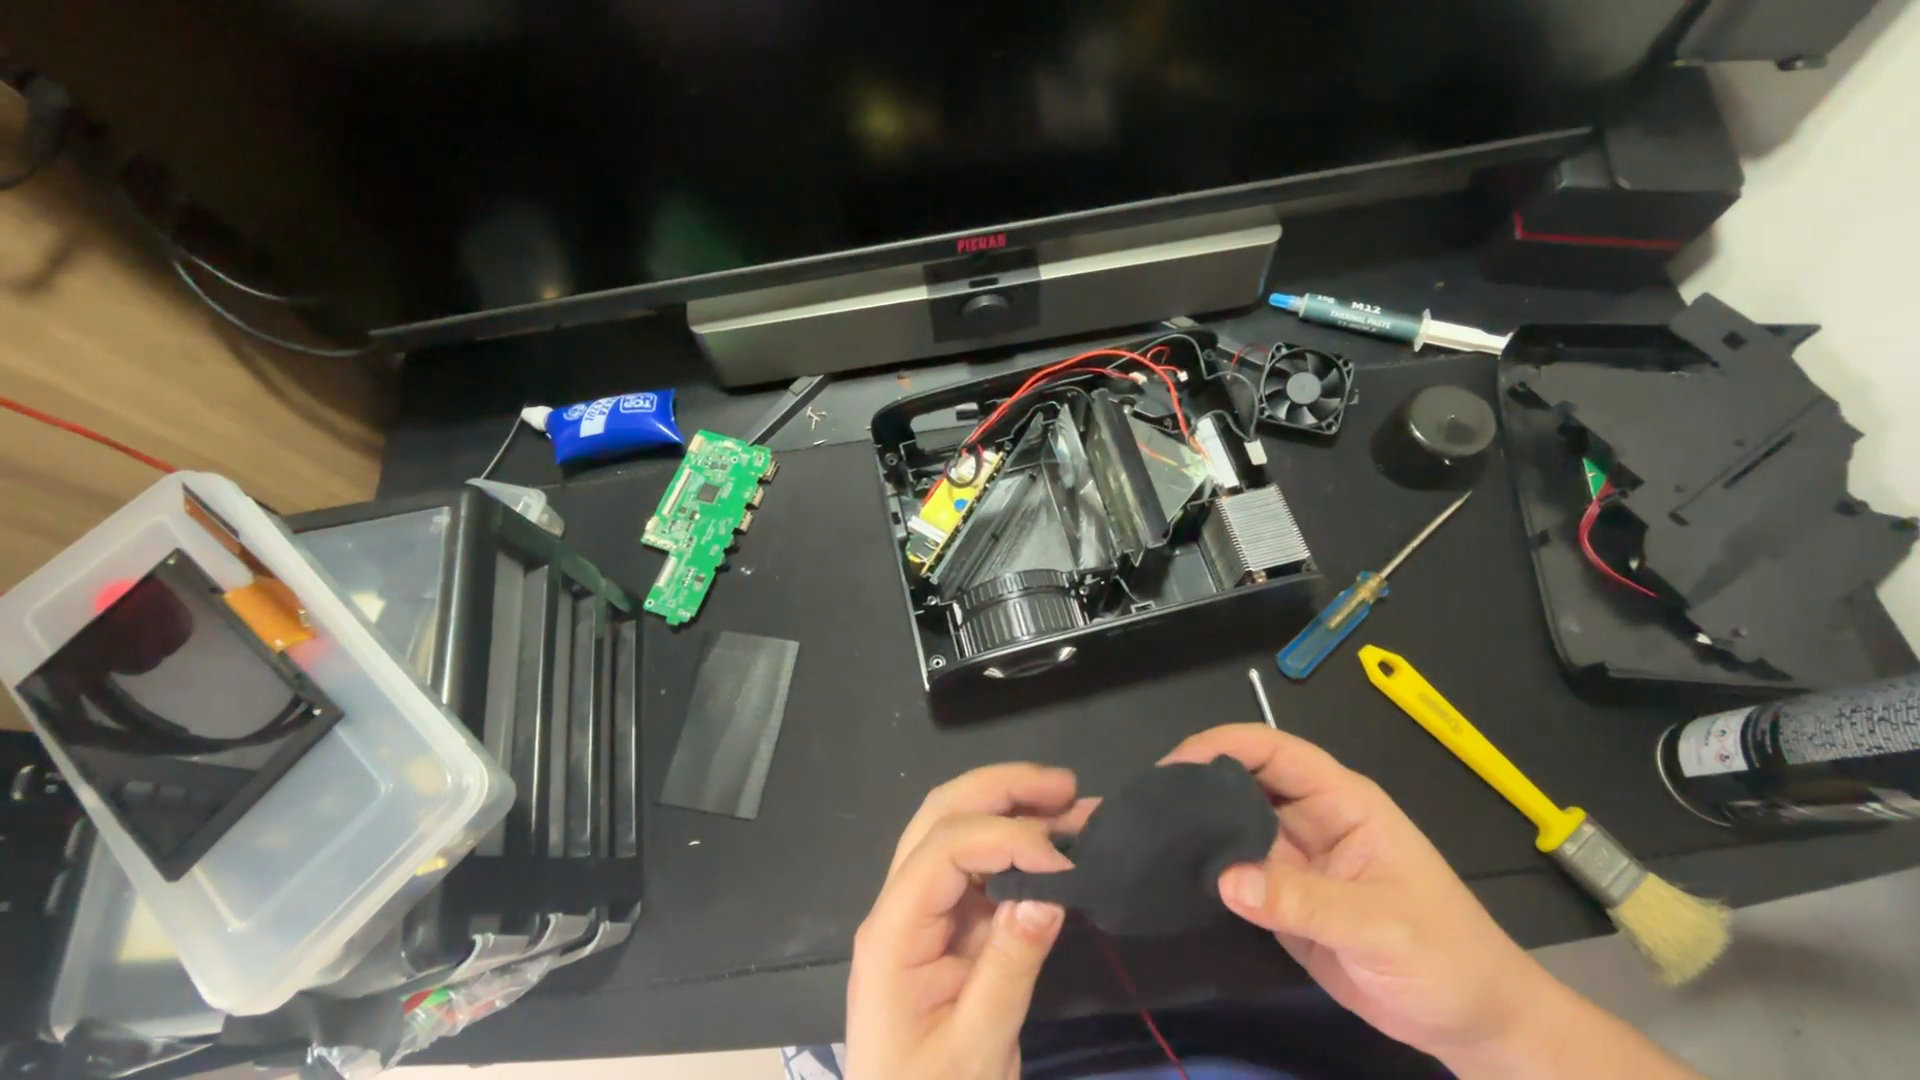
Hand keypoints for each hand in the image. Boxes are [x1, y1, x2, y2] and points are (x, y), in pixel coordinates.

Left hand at [846, 764, 1093, 1079]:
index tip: (1065, 859)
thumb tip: (1051, 892)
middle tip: (1066, 787)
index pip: (943, 850)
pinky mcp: (946, 929)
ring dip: (1012, 808)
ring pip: (956, 832)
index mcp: (892, 934)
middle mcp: (899, 907)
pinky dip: (1019, 849)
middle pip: (940, 818)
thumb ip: (1009, 968)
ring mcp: (921, 914)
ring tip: (1073, 802)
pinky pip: (978, 871)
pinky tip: (1059, 843)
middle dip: (1001, 790)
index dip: (1005, 838)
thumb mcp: (976, 1049)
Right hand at [1162, 723, 1564, 1067]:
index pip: (1273, 751)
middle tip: (1142, 807)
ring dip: (1193, 828)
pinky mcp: (1281, 899)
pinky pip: (1234, 872)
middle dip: (1194, 783)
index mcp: (1342, 802)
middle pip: (1242, 782)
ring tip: (1144, 838)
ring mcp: (1294, 860)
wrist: (1475, 1025)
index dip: (1222, 746)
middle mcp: (1311, 820)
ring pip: (1231, 826)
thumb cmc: (1448, 959)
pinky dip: (1202, 871)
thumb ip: (1305, 901)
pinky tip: (1169, 877)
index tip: (1172, 768)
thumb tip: (1225, 879)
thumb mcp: (1383, 927)